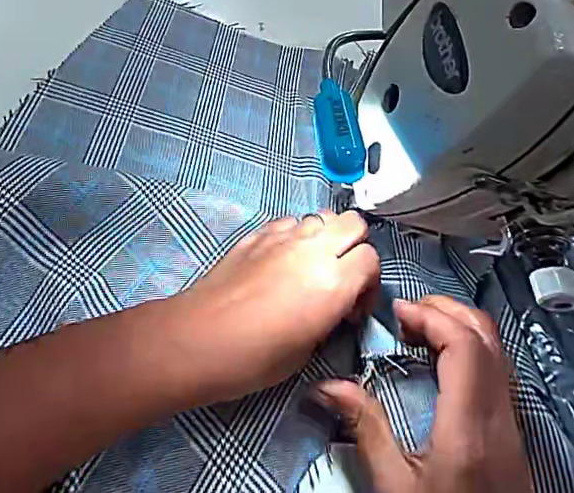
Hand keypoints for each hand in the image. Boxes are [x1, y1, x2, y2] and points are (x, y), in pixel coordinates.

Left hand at [162, 211, 379, 404]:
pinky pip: (290, 222)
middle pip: (352, 222)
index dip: (369, 282)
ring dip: (325, 237)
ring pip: (321, 216)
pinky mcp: (257, 233)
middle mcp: (311, 249)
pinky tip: (282, 262)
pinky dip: (296, 236)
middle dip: (354, 246)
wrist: (202, 336)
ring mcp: (282, 235)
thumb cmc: (257, 357)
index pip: (371, 258)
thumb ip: (332, 312)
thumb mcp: (310, 347)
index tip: (353, 307)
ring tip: (312, 268)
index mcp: (332, 282)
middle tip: (342, 278)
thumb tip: (336, 302)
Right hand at [314, 297, 532, 492]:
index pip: (464, 344)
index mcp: (470, 427)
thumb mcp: (395, 487)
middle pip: (486, 336)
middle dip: (445, 310)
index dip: (431, 315)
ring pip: (497, 351)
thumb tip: (328, 385)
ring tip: (419, 331)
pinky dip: (469, 348)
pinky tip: (439, 363)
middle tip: (406, 314)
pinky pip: (498, 372)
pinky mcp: (514, 438)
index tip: (397, 313)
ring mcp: (513, 429)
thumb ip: (366, 429)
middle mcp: (500, 420)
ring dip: (458, 326)